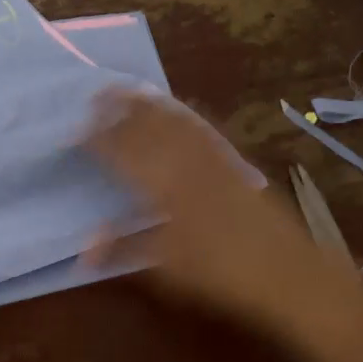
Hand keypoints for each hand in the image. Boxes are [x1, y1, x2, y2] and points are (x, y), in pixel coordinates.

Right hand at [85, 88, 340, 323]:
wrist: (288, 272)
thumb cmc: (221, 272)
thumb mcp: (167, 268)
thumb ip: (124, 250)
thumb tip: (83, 250)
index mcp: (160, 182)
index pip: (120, 150)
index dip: (96, 139)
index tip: (74, 132)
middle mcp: (181, 159)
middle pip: (144, 125)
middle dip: (117, 108)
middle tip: (94, 96)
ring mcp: (208, 155)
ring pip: (170, 118)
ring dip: (144, 102)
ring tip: (124, 88)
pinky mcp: (230, 158)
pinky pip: (199, 124)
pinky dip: (180, 110)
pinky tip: (173, 106)